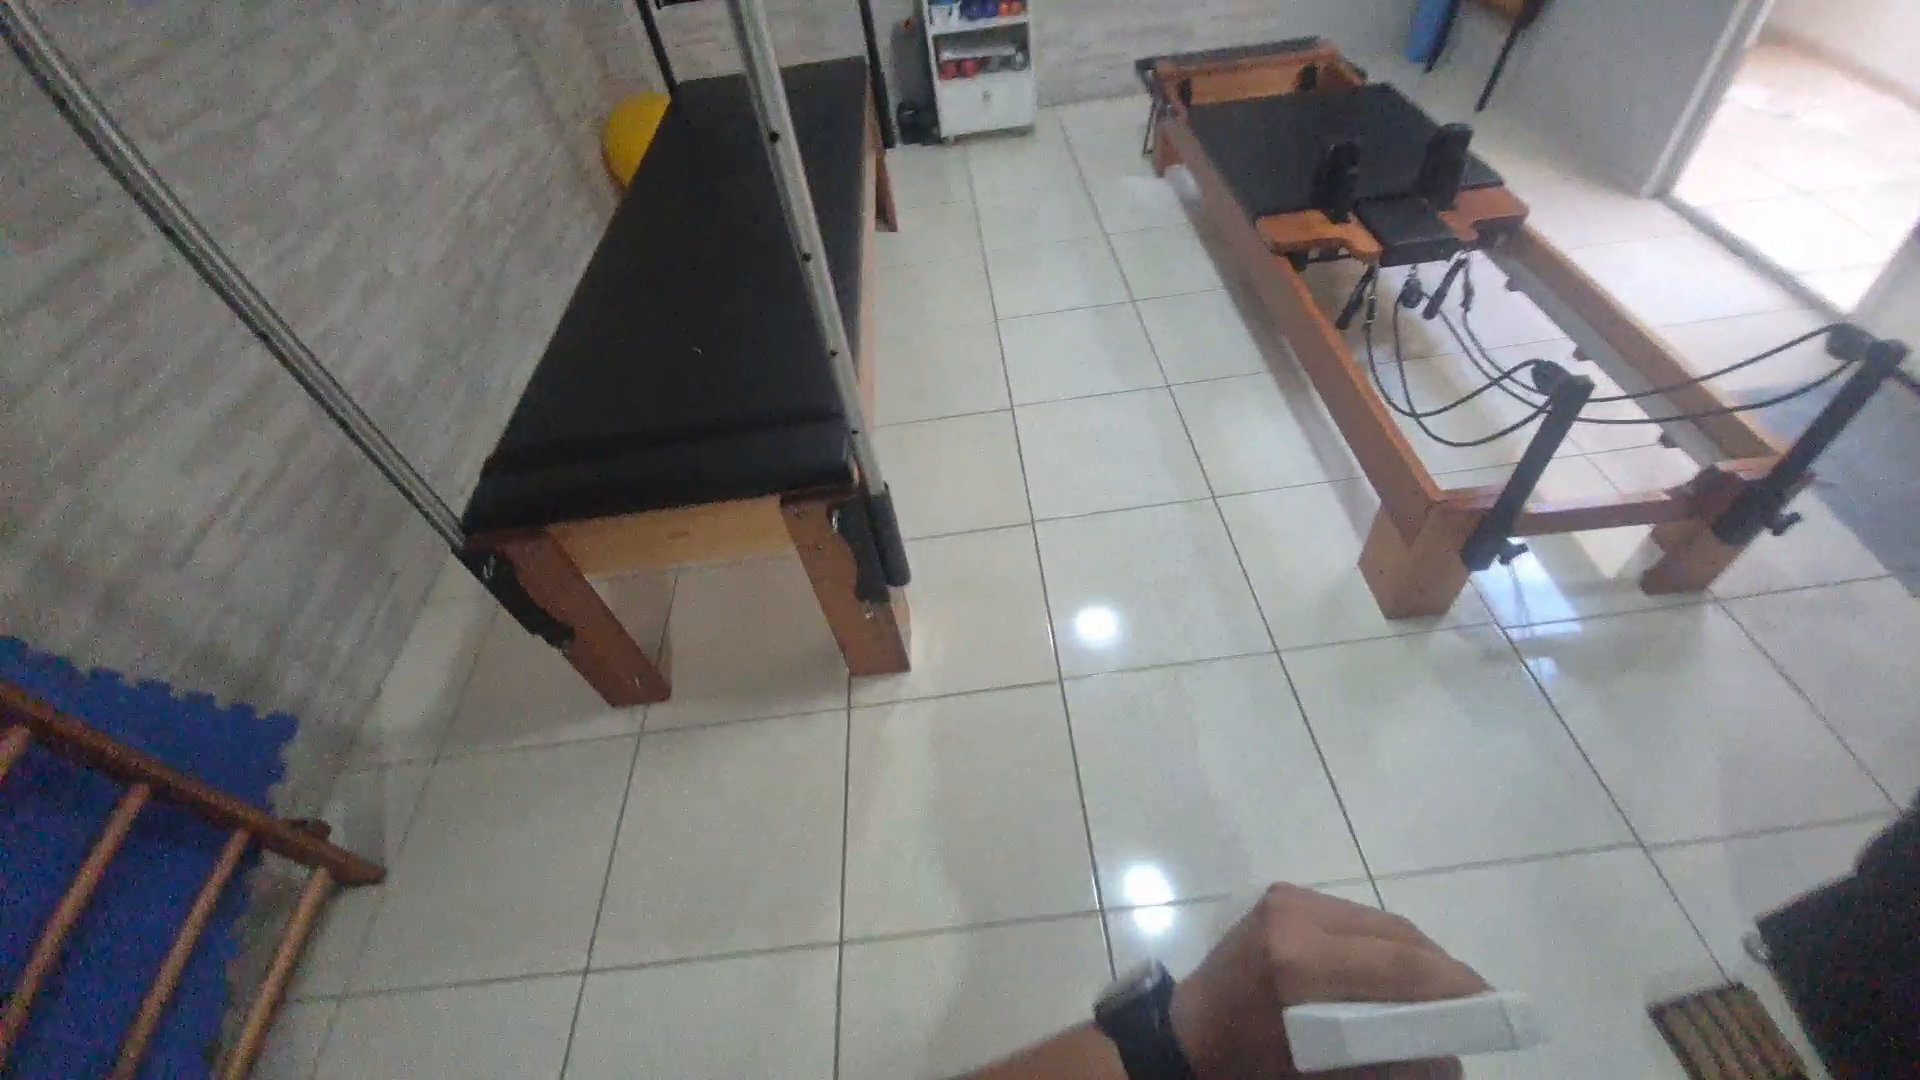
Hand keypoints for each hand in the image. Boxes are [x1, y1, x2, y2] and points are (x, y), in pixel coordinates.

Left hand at [1168, 884, 1488, 1078]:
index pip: (1403, 965)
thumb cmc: (1253, 1065)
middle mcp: (1293, 914)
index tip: (1501, 1013)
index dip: (1460, 989)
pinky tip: (1394, 976)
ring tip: (1439, 998)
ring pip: (1379, 922)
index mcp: (1298, 960)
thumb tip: (1453, 1058)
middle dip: (1443, 973)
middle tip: (1476, 1012)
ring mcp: (1286, 898)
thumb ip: (1395, 1067)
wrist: (1188, 1031)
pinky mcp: (1282, 895)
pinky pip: (1354, 917)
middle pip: (1397, 935)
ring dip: (1414, 957)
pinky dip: (1383, 944)